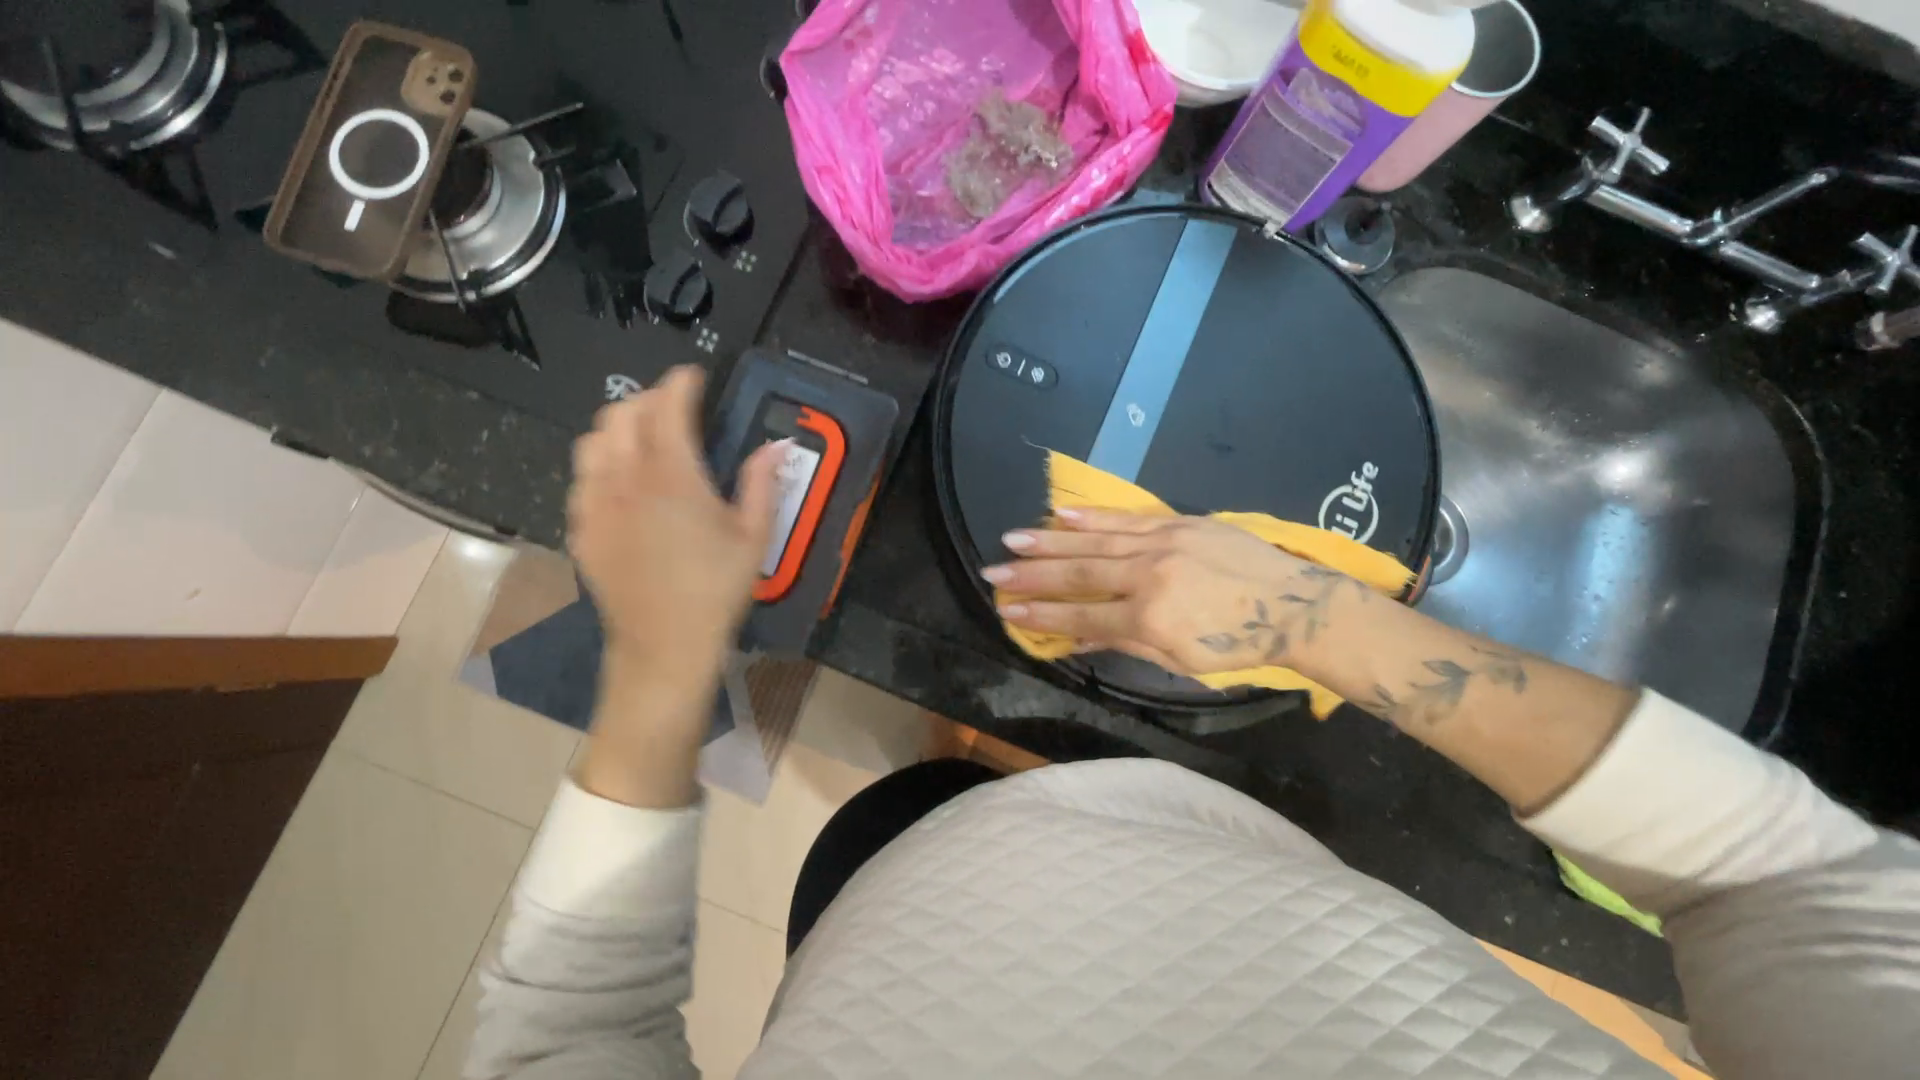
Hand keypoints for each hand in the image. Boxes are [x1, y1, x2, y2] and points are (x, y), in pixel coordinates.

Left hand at [567, 366, 785, 683]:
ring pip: (592, 441)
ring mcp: (595, 503)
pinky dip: (600, 465)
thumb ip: (761, 484)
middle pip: (622, 413)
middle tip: (672, 408)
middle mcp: (625, 479)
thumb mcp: (753, 537)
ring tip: (641, 439)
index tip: (693, 378)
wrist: (663, 645)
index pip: (667, 407)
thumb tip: (776, 447)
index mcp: (672, 475)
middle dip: (647, 399)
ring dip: (618, 427)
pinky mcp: (581, 529)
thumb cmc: (716, 589)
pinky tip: (621, 485)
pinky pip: (581, 479)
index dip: (680, 383)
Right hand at [986, 508, 1369, 674]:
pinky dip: (1093, 516)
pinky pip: (1128, 519)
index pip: (1081, 616)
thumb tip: (1078, 639)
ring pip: (1096, 540)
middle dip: (1031, 575)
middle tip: (993, 571)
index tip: (1006, 611)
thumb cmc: (1237, 645)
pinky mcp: (1180, 523)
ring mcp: (1164, 544)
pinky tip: (1062, 513)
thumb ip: (1126, 643)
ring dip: (1051, 540)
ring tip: (1013, 538)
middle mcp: (1148, 576)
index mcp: (1149, 619)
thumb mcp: (1180, 660)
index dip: (1041, 616)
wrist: (1295, 606)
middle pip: (1078, 574)